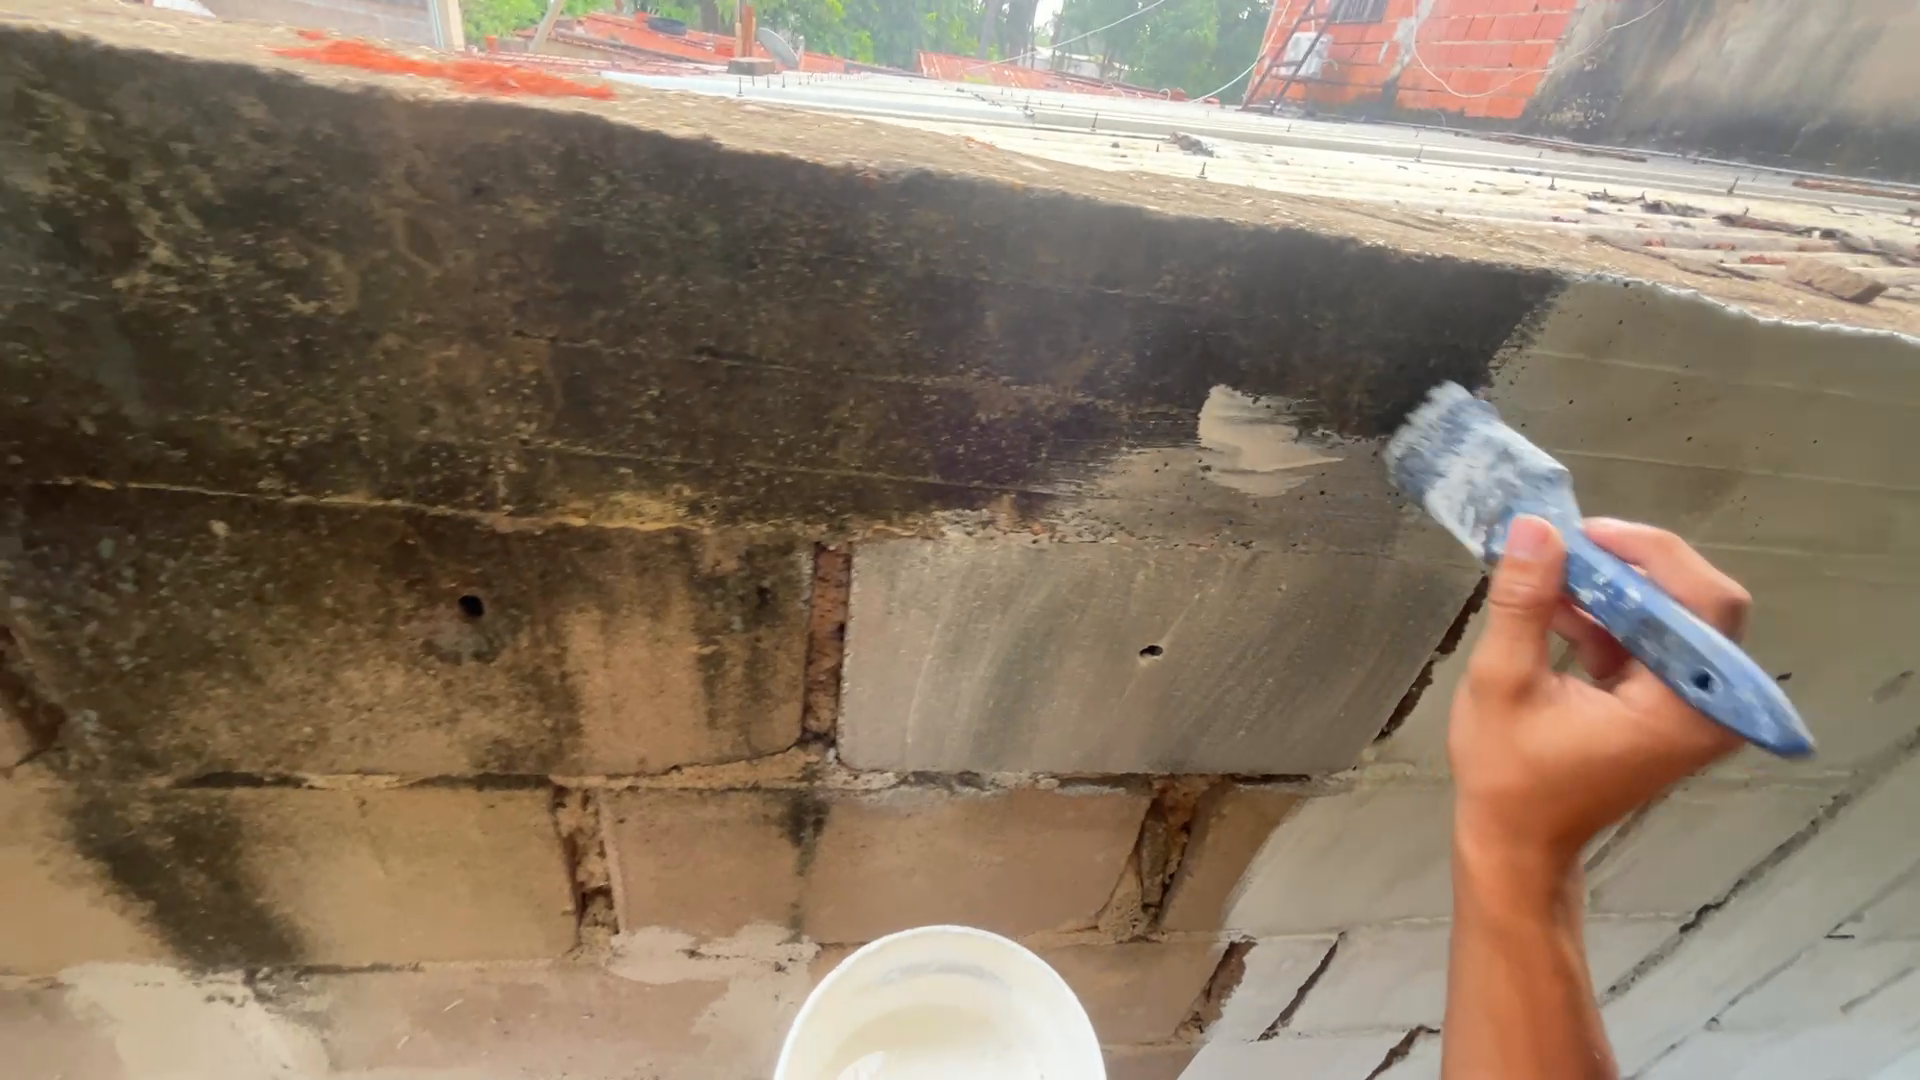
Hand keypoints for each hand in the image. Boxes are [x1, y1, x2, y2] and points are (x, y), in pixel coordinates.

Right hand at [1449, 516, 1749, 871]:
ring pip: (1670, 622)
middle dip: (1629, 569)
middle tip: (1561, 547)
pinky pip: (1647, 645)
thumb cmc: (1507, 768)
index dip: (1652, 555)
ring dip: (1609, 592)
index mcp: (1686, 708)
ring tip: (1542, 578)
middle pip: (1697, 608)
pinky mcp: (1662, 709)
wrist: (1515, 835)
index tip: (1581, 532)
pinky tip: (1550, 611)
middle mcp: (1709, 707)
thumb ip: (1521, 604)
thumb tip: (1533, 528)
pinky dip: (1603, 620)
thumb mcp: (1502, 679)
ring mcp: (1689, 709)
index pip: (1705, 605)